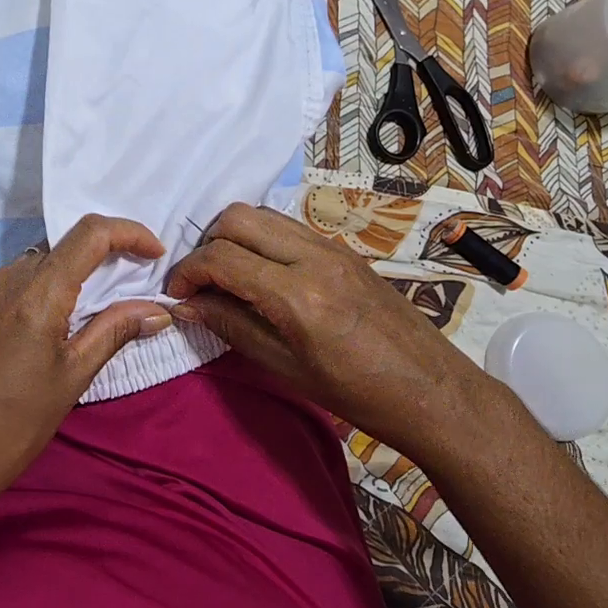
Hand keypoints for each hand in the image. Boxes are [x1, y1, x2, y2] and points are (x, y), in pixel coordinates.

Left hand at [0, 215, 170, 551]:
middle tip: (140, 279)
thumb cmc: (15, 422)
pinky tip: (72, 313)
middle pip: (68, 242)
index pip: (90, 233)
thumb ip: (115, 330)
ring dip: (82, 268)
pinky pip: (27, 276)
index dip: (130, 233)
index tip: (156, 253)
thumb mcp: (73, 375)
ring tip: (112, 298)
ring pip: (47, 258)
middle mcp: (11, 275)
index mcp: (38, 290)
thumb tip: (158, 309)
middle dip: (109, 252)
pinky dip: (57, 283)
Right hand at [166, 203, 475, 443]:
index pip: (221, 258)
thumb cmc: (356, 393)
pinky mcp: (343, 248)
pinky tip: (262, 272)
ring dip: (234, 235)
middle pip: (237, 218)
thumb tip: (188, 304)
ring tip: (229, 275)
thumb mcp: (286, 368)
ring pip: (262, 214)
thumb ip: (232, 326)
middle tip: (202, 280)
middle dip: (207, 243)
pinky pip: (288, 225)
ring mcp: (331, 246)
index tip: (177, 293)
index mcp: (296, 295)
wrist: (430, 389)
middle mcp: (312, 257)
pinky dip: (262, 237)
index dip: (188, 271)